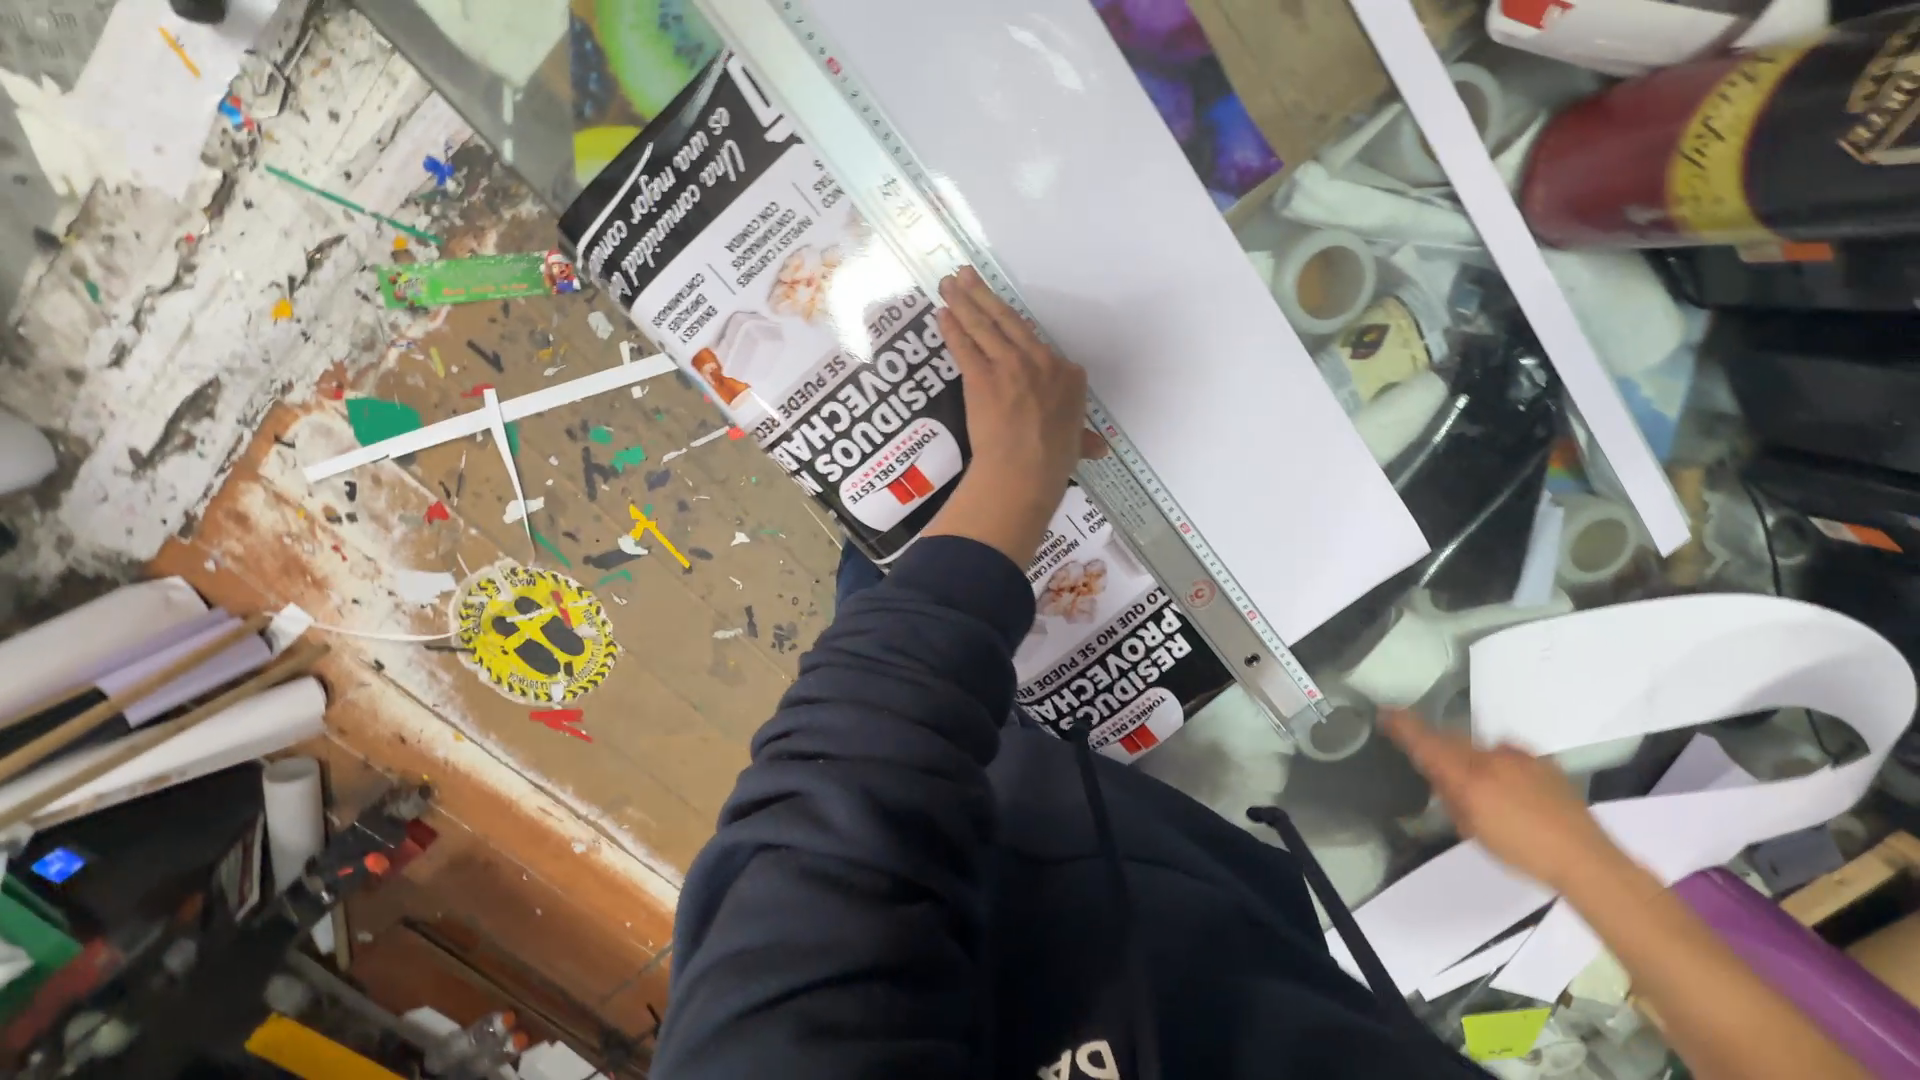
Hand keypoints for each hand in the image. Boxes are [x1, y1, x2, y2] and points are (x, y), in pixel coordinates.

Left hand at [925, 267, 1104, 564]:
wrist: (1025, 469)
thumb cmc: (1053, 461)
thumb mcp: (1076, 444)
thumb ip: (1084, 440)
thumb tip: (1099, 448)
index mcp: (1068, 376)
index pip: (1041, 348)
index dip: (1019, 335)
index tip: (1004, 322)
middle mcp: (1040, 362)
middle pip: (1008, 321)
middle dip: (983, 295)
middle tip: (966, 274)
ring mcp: (1009, 366)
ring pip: (983, 326)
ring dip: (963, 300)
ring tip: (948, 283)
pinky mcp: (981, 376)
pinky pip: (964, 345)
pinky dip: (951, 327)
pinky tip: (941, 312)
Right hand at [1382, 710, 1626, 891]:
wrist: (1586, 859)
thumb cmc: (1521, 851)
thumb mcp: (1472, 829)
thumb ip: (1451, 796)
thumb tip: (1440, 777)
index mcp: (1468, 775)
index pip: (1426, 741)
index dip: (1403, 725)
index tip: (1385, 713)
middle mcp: (1490, 757)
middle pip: (1451, 740)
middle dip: (1438, 747)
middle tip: (1435, 769)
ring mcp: (1519, 756)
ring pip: (1480, 749)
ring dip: (1472, 761)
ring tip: (1483, 791)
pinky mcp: (1542, 761)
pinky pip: (1507, 756)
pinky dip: (1500, 767)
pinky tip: (1512, 791)